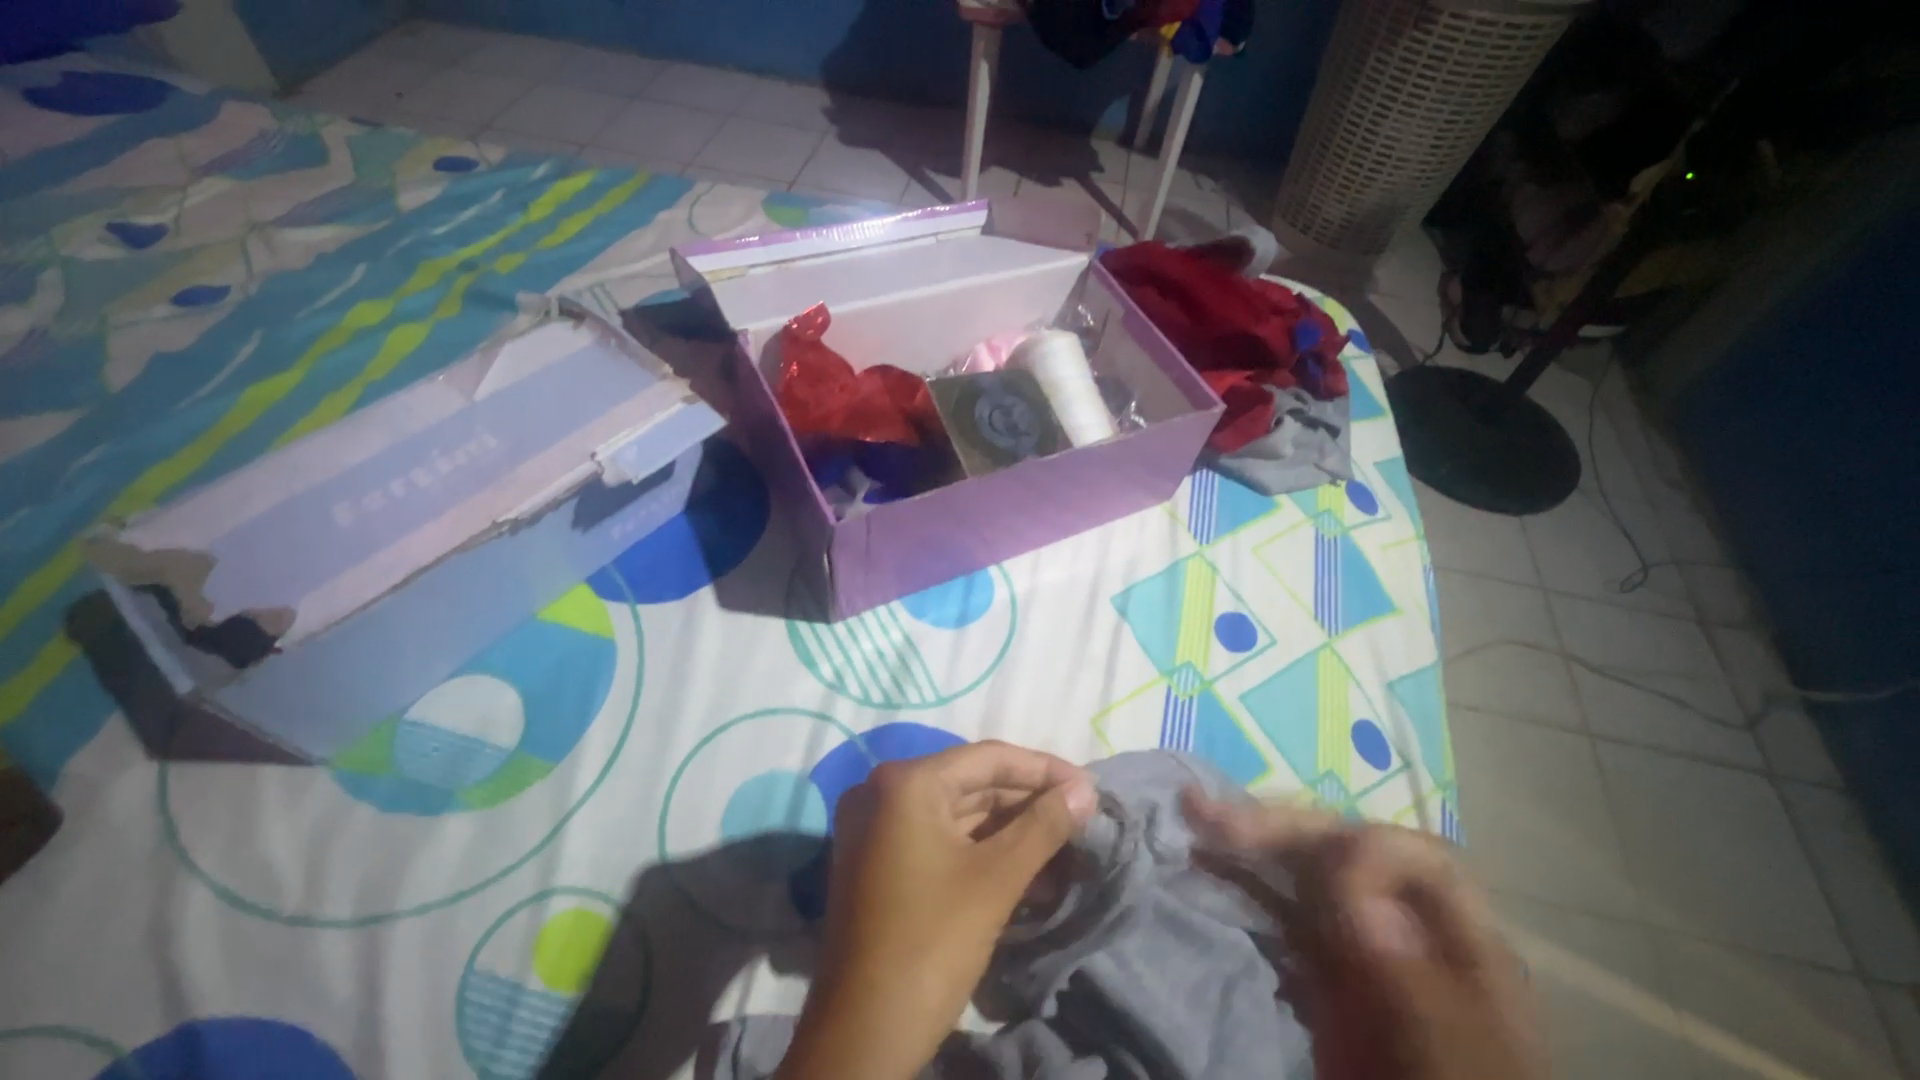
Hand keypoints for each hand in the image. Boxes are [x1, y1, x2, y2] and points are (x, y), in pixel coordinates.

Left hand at [777, 742, 1097, 1079]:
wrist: (863, 1031)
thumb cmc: (932, 943)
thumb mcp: (996, 879)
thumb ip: (1044, 826)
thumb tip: (1086, 789)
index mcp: (905, 782)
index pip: (988, 758)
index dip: (1045, 770)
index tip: (1092, 788)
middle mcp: (883, 792)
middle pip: (973, 784)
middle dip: (1030, 803)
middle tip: (1083, 817)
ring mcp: (876, 828)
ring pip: (959, 815)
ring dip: (1012, 831)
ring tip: (1067, 846)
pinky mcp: (879, 862)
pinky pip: (941, 840)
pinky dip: (983, 851)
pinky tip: (1031, 870)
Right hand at [1184, 794, 1545, 1079]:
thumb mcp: (1445, 1048)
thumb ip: (1404, 973)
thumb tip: (1349, 891)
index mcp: (1460, 937)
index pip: (1410, 858)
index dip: (1358, 853)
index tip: (1313, 880)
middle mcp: (1407, 926)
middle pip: (1346, 854)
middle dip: (1280, 828)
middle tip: (1210, 815)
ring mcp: (1365, 951)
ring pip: (1305, 877)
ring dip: (1251, 844)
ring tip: (1194, 815)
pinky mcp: (1326, 978)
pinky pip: (1284, 917)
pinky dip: (1245, 886)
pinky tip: (1206, 863)